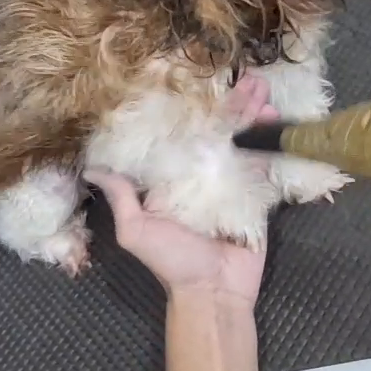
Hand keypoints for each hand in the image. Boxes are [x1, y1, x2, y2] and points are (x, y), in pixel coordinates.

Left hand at [86, 75, 278, 309]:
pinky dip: (272, 143)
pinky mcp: (255, 196)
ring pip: (243, 141)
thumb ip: (121, 197)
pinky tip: (278, 121)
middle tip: (248, 78)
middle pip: (218, 130)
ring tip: (265, 91)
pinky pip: (264, 165)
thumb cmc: (172, 261)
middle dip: (233, 104)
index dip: (196, 109)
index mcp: (173, 177)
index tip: (206, 83)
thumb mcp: (136, 229)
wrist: (213, 292)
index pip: (183, 133)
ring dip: (254, 114)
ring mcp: (231, 182)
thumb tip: (91, 167)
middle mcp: (201, 174)